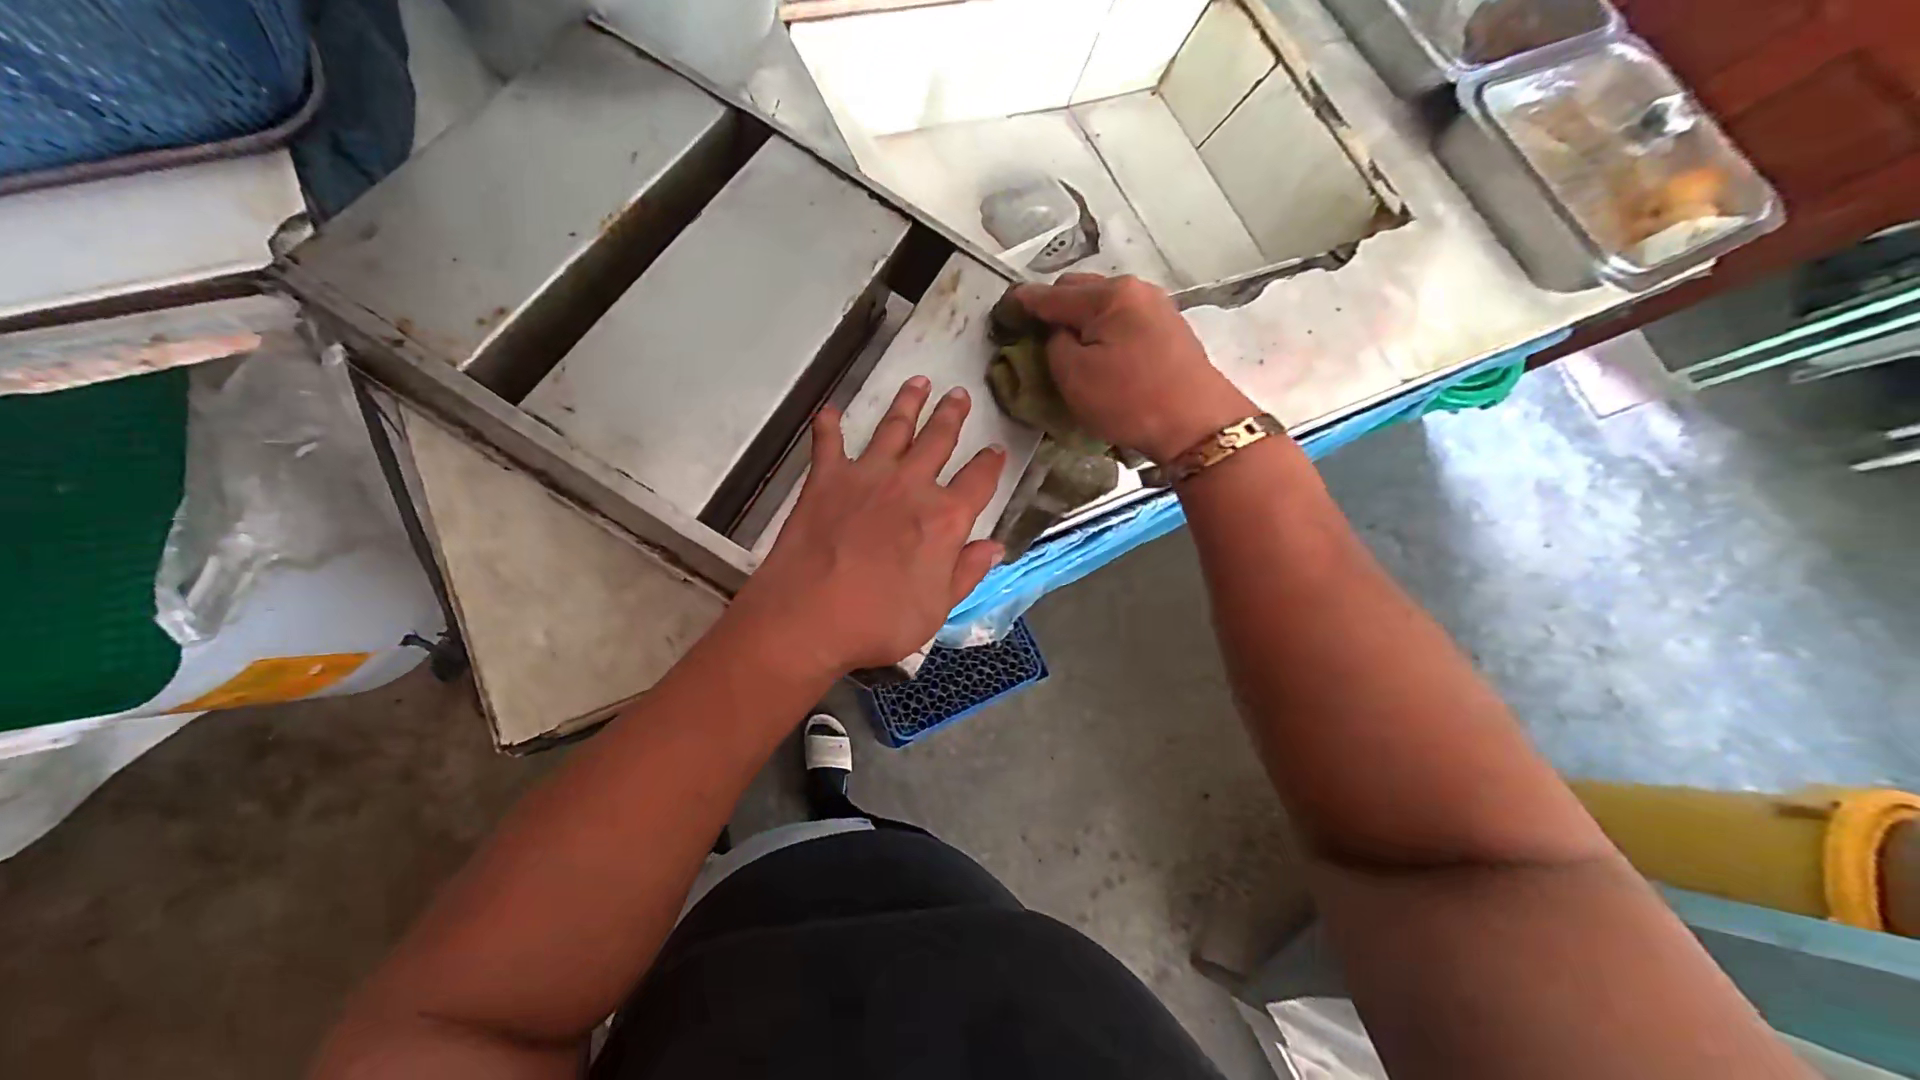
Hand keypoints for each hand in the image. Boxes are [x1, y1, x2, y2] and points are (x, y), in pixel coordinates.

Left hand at [729, 377, 1006, 675]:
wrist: (807, 617)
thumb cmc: (879, 622)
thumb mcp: (937, 609)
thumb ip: (966, 572)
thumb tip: (995, 546)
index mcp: (945, 518)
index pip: (979, 481)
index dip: (991, 463)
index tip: (996, 450)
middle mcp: (910, 486)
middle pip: (938, 441)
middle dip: (951, 416)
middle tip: (959, 394)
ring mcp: (866, 477)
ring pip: (893, 429)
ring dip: (907, 403)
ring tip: (917, 382)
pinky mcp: (825, 479)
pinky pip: (828, 443)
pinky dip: (830, 425)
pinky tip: (831, 411)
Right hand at [1011, 274, 1257, 463]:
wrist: (1197, 425)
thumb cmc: (1130, 401)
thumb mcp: (1073, 376)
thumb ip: (1053, 344)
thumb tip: (1057, 332)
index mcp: (1108, 296)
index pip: (1050, 294)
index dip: (1021, 303)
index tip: (1002, 311)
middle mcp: (1134, 290)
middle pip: (1080, 290)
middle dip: (1053, 308)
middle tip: (1035, 335)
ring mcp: (1156, 307)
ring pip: (1104, 305)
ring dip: (1081, 319)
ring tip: (1067, 346)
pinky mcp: (1169, 329)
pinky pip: (1124, 319)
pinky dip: (1104, 329)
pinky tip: (1100, 352)